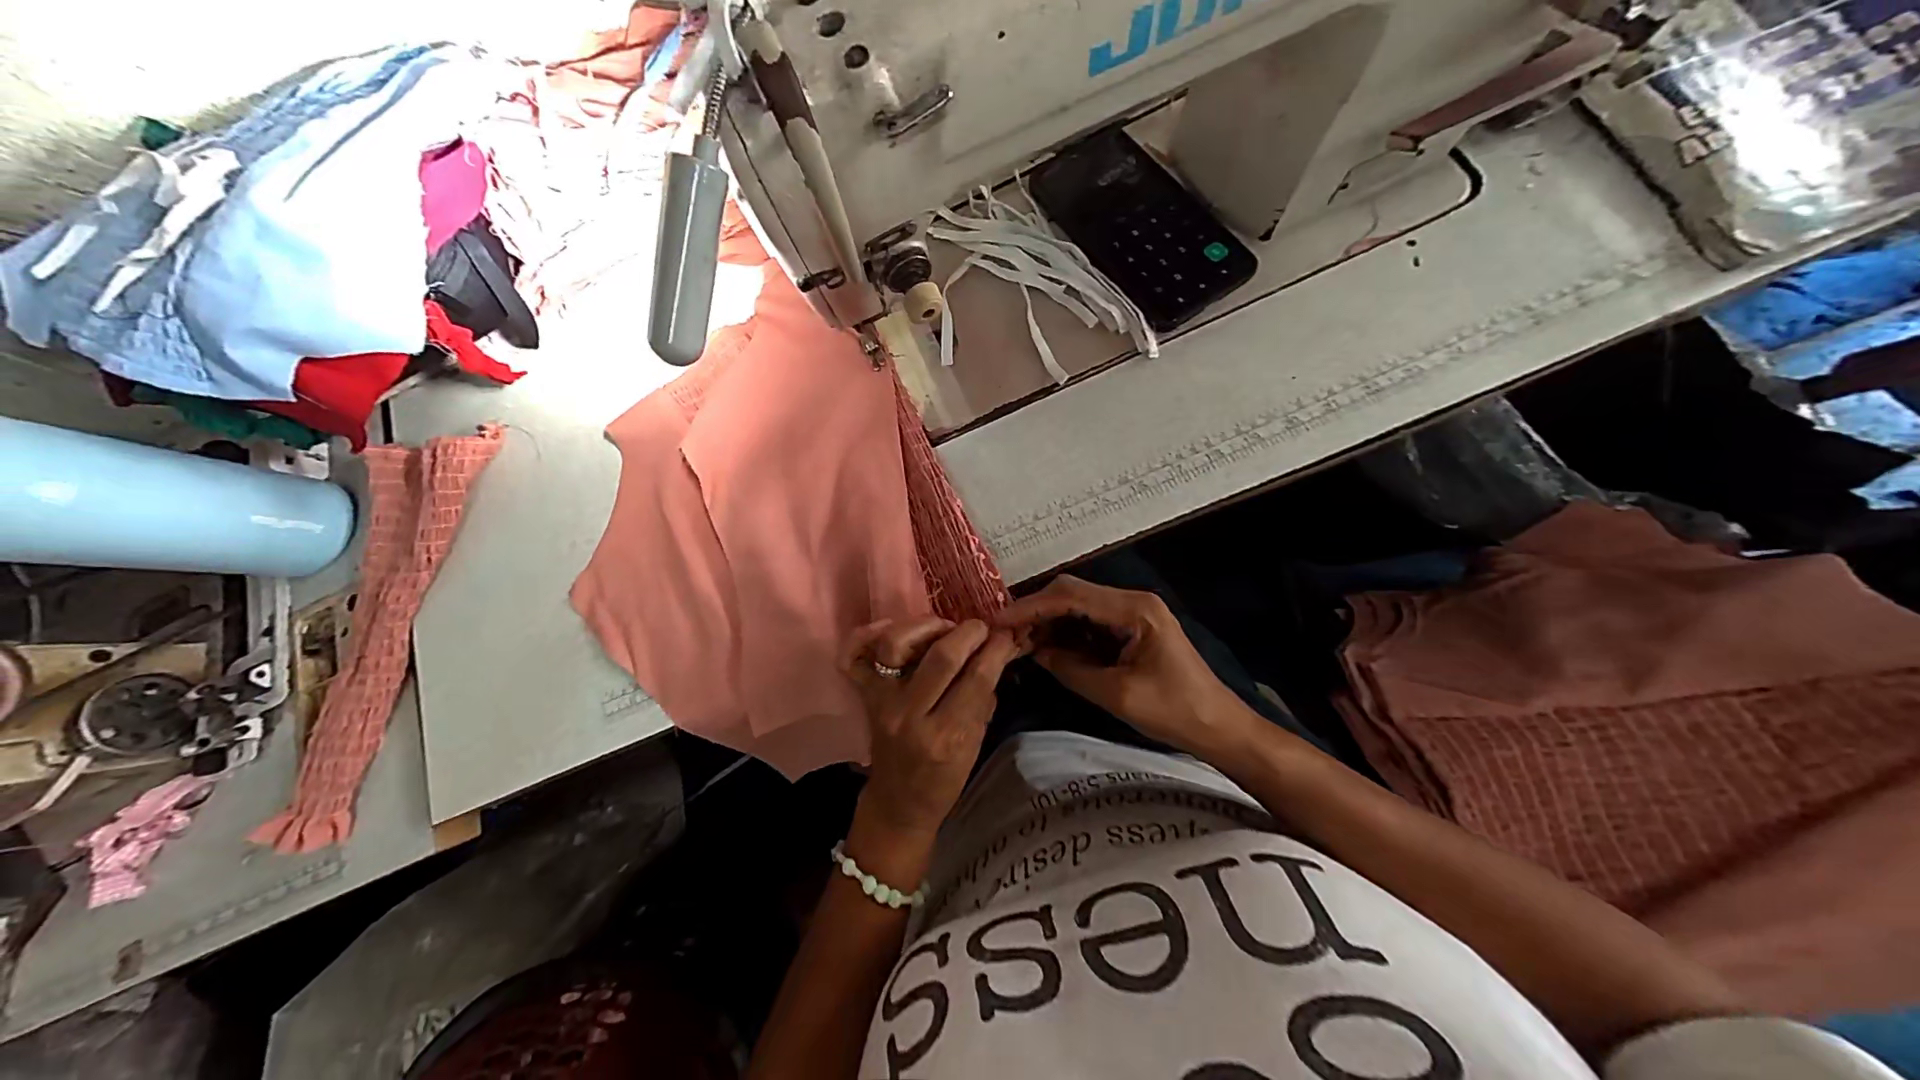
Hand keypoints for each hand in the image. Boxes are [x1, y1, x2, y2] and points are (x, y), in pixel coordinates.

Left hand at [840, 617, 1022, 837]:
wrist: (898, 802)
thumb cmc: (944, 779)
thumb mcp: (975, 743)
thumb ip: (984, 696)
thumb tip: (999, 651)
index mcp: (946, 736)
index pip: (977, 679)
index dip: (996, 649)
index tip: (1006, 636)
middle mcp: (910, 715)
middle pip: (942, 656)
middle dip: (969, 633)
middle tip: (980, 629)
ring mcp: (882, 702)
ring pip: (896, 644)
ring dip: (926, 626)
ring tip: (944, 629)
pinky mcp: (865, 695)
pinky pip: (855, 656)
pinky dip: (869, 634)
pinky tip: (894, 629)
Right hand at [996, 576, 1259, 757]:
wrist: (1218, 727)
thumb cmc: (1174, 711)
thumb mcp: (1116, 695)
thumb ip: (1071, 669)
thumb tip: (1036, 652)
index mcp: (1134, 609)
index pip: (1071, 596)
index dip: (1031, 607)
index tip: (999, 621)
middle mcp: (1132, 601)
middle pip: (1072, 593)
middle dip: (1037, 611)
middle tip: (1005, 634)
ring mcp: (1133, 613)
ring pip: (1078, 606)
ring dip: (1049, 622)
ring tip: (1019, 643)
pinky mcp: (1131, 629)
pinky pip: (1090, 623)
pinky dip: (1066, 633)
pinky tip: (1046, 648)